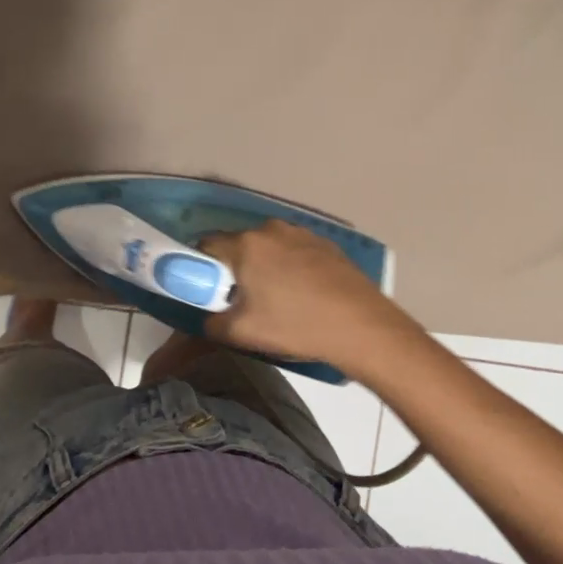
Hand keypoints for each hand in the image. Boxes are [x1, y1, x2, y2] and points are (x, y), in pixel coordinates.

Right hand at [199, 219, 416, 370]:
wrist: (362, 327)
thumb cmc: (296, 326)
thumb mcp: (242, 333)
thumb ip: (212, 322)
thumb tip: (208, 316)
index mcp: (245, 245)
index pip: (205, 245)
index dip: (200, 266)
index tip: (208, 289)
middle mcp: (270, 230)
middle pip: (238, 244)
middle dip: (234, 267)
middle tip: (242, 298)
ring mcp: (301, 233)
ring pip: (268, 246)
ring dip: (263, 265)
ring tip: (276, 297)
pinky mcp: (326, 243)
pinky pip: (294, 250)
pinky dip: (290, 266)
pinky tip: (303, 293)